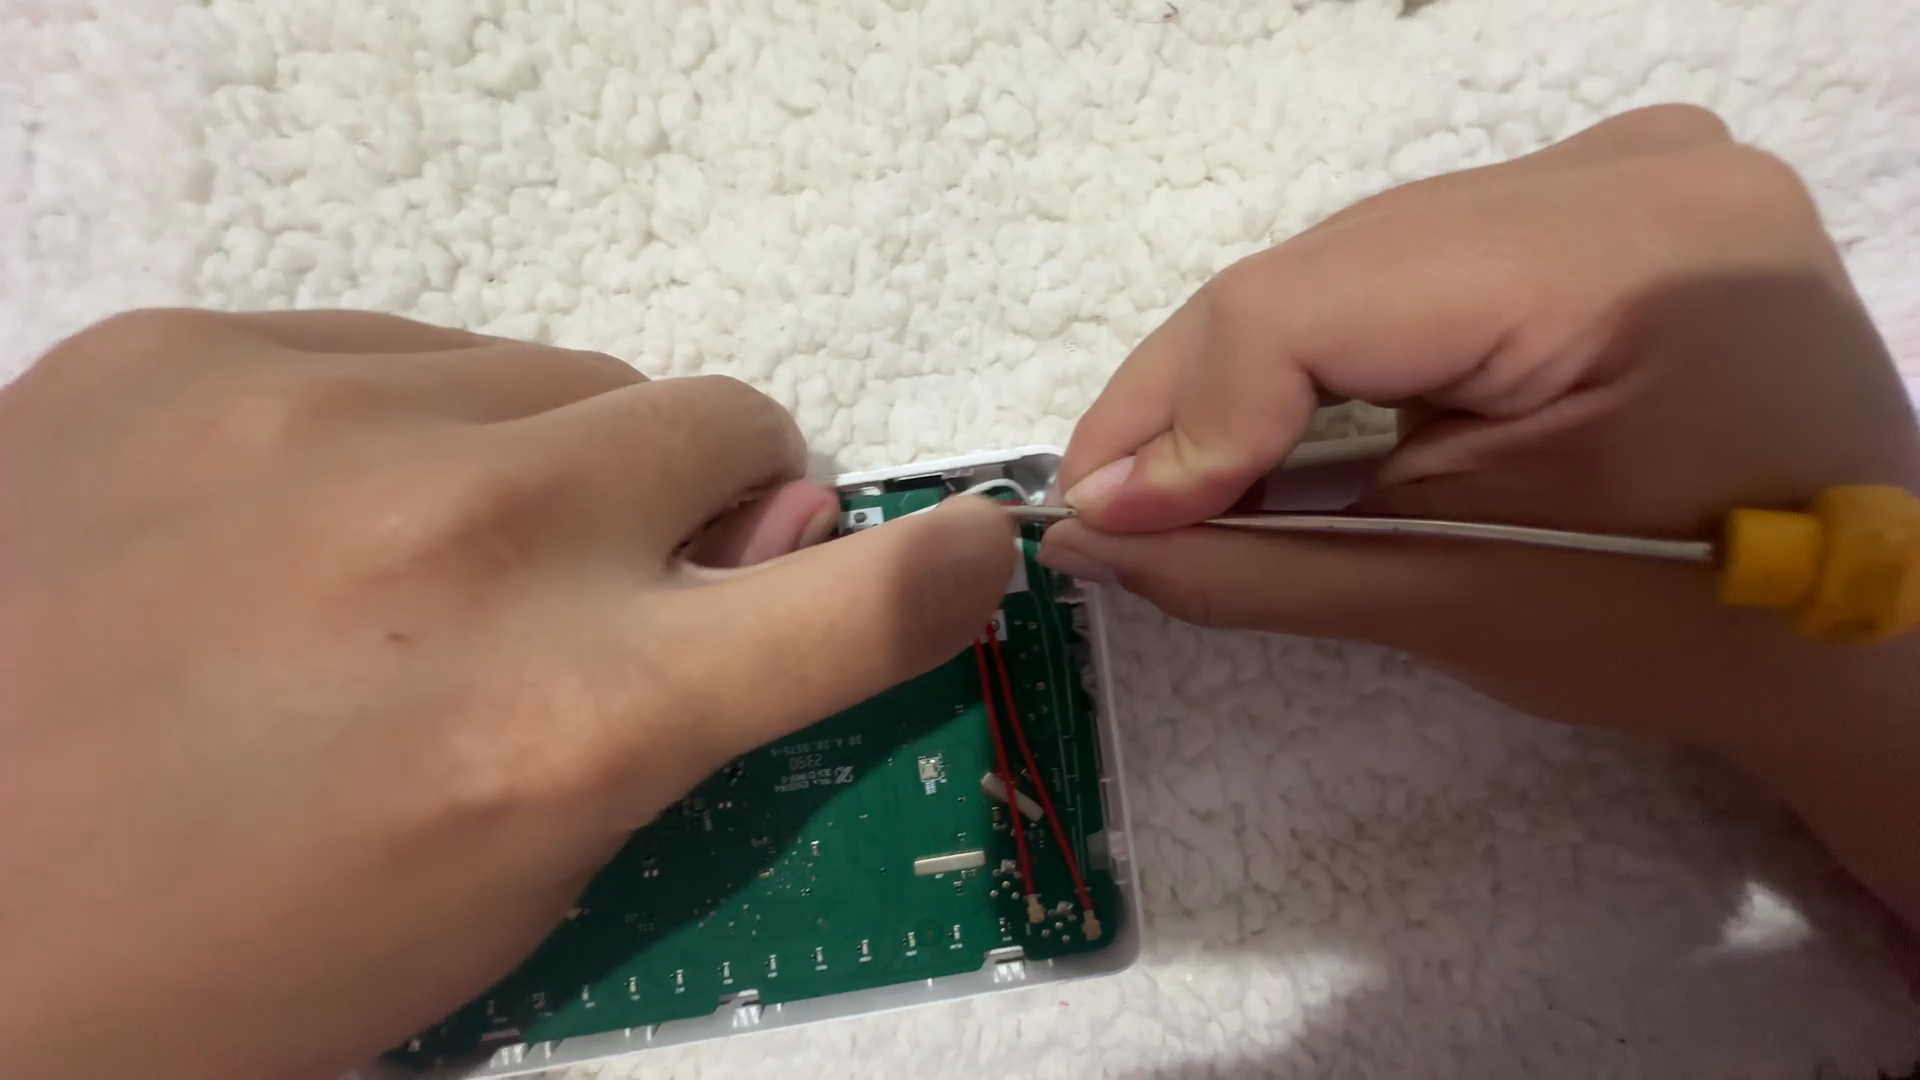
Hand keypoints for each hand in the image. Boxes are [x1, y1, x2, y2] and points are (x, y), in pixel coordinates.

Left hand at [0, 311, 1013, 1079]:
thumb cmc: (267, 943)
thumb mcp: (538, 870)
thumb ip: (697, 697)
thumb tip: (781, 533)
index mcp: (572, 724)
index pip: (856, 604)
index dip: (945, 565)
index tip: (979, 542)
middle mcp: (477, 546)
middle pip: (730, 420)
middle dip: (722, 493)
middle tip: (635, 569)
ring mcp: (319, 418)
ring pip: (587, 380)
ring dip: (578, 463)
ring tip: (449, 557)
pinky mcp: (193, 350)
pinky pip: (438, 352)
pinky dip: (441, 426)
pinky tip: (325, 514)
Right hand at [1038, 107, 1919, 923]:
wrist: (1846, 620)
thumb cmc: (1671, 632)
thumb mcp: (1435, 604)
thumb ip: (1236, 573)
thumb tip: (1080, 543)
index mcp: (1617, 263)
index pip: (1305, 308)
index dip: (1178, 423)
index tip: (1100, 518)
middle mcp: (1601, 175)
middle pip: (1294, 283)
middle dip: (1174, 409)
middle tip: (1103, 504)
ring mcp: (1583, 175)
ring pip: (1310, 276)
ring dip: (1214, 391)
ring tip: (1160, 484)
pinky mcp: (1552, 210)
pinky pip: (1356, 281)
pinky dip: (1280, 368)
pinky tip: (1245, 438)